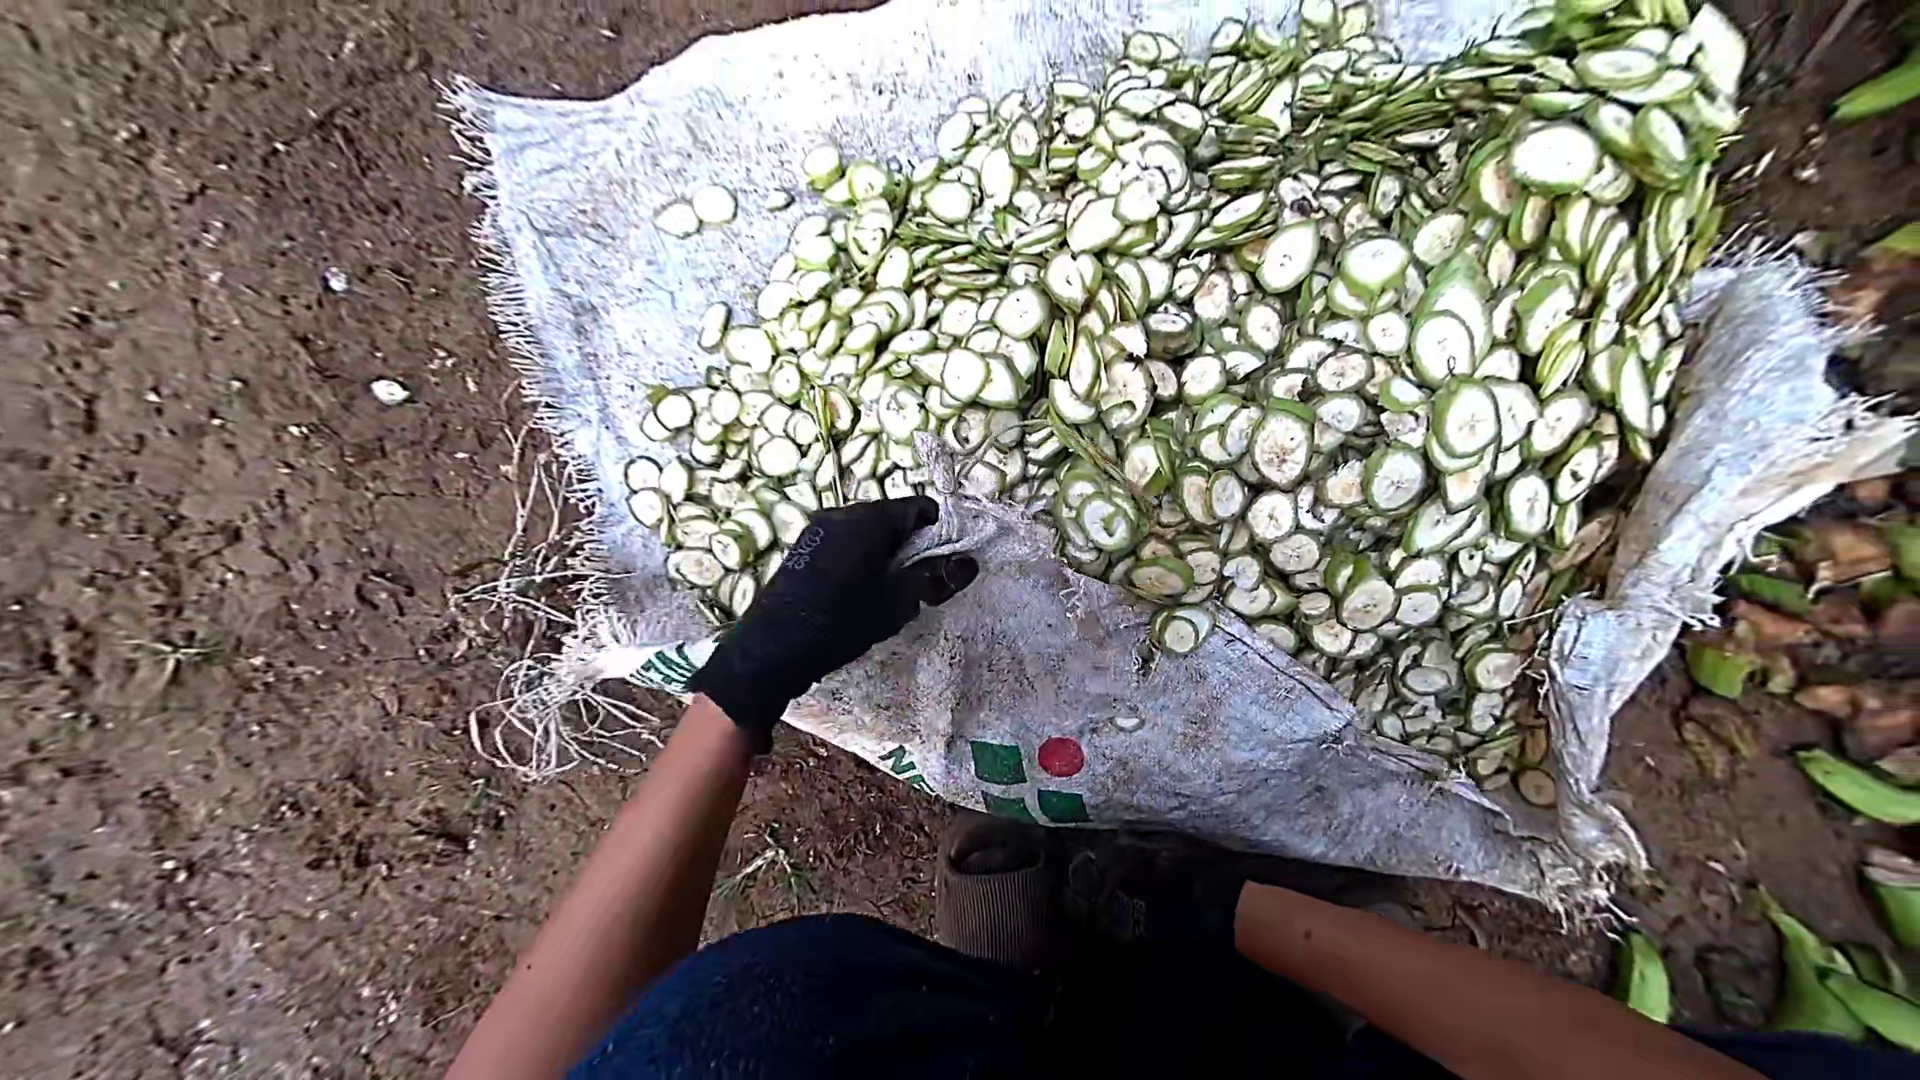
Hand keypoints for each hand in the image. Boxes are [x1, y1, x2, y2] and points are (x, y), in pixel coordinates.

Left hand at [687, 495, 977, 749]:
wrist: (769, 652)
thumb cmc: (839, 623)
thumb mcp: (895, 604)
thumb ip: (934, 579)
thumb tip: (970, 562)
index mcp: (867, 519)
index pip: (920, 509)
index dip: (940, 535)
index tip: (942, 566)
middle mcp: (841, 512)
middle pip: (894, 519)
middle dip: (912, 549)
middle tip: (914, 587)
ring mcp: (818, 528)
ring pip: (869, 533)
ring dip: (886, 557)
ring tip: (885, 596)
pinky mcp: (804, 547)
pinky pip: (846, 543)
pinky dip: (862, 560)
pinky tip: (855, 595)